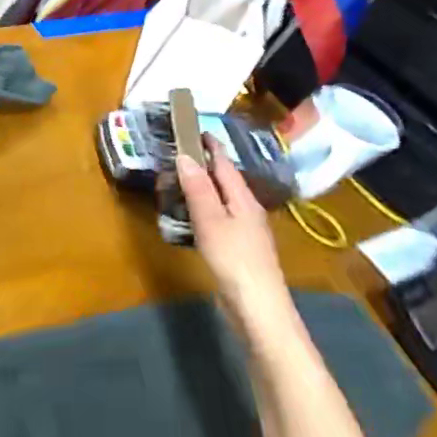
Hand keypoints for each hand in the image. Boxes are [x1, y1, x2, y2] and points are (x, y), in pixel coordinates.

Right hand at [177, 137, 289, 325]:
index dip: (210, 146)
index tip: (194, 129)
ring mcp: (245, 231)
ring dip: (203, 187)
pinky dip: (204, 208)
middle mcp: (248, 210)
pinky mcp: (239, 249)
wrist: (258, 307)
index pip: (225, 164)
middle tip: (178, 153)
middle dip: (205, 165)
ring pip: (222, 199)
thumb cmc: (234, 258)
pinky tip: (192, 215)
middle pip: (225, 180)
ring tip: (179, 180)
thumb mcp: (210, 220)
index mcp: (243, 199)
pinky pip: (219, 217)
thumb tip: (184, 155)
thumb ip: (198, 188)